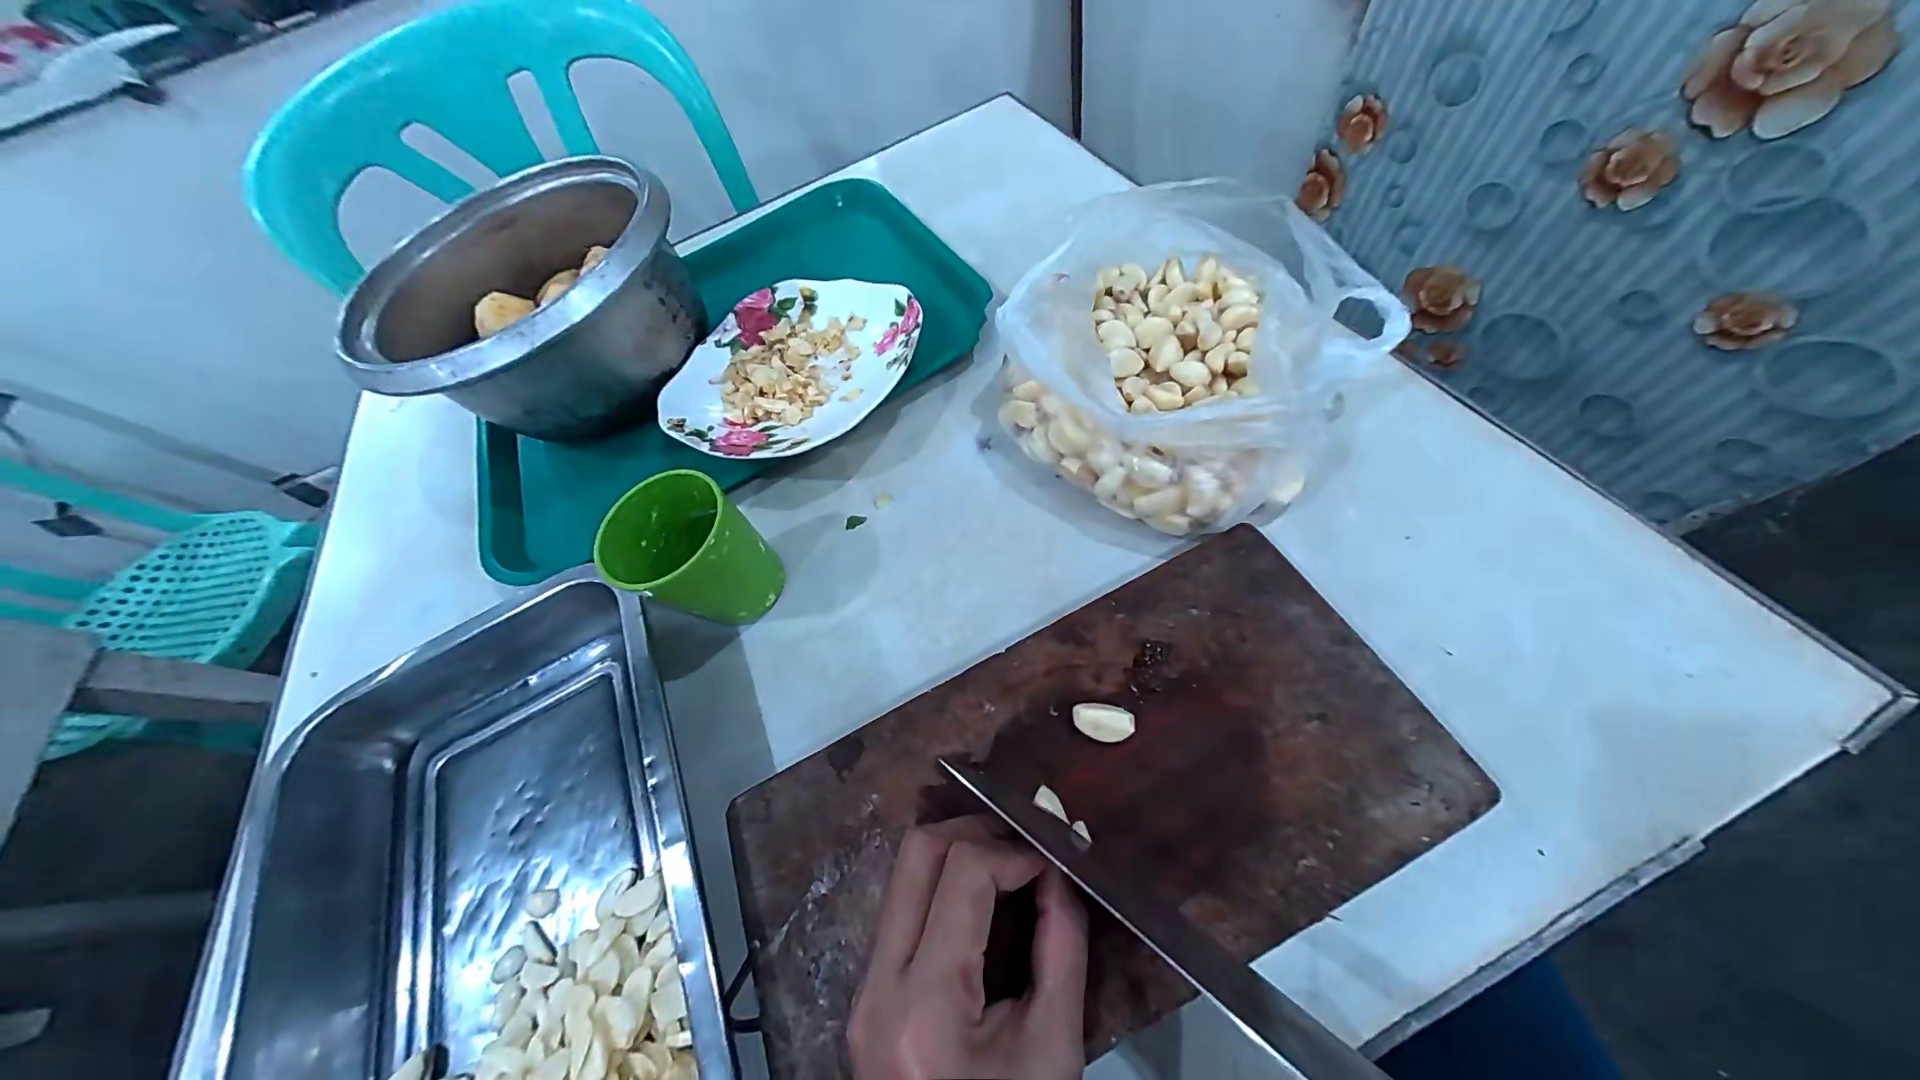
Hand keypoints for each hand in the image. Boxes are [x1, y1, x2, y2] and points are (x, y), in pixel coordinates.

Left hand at [850, 816, 1088, 1079]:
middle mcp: (878, 985)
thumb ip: (1062, 947)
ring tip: (1008, 861)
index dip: (1014, 850)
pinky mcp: (867, 994)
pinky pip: (901, 909)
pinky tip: (981, 894)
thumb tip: (1058, 874)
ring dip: (957, 853)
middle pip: (915, 854)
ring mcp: (863, 989)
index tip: (1052, 861)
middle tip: (1025, 842)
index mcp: (926, 1006)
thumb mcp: (1055, 1047)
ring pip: (902, 875)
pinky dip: (941, 885)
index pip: (963, 874)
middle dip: (976, 831)